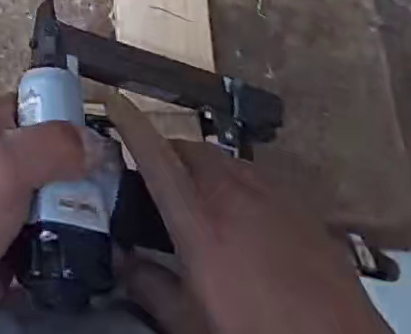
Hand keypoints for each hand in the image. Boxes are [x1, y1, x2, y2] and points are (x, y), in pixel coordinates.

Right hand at [105, 92, 391, 333]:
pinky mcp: (296, 201)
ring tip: (194, 203)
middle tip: (151, 179)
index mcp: (199, 222)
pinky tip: (239, 220)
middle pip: (189, 148)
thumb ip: (152, 287)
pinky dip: (233, 183)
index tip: (114, 99)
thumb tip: (122, 260)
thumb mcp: (194, 324)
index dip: (131, 123)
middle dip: (166, 151)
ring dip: (200, 167)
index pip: (156, 156)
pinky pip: (253, 175)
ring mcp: (270, 191)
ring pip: (222, 159)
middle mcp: (233, 192)